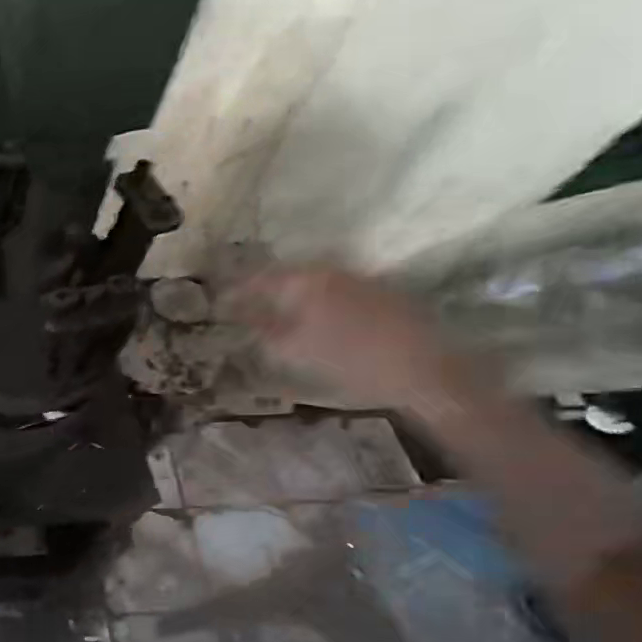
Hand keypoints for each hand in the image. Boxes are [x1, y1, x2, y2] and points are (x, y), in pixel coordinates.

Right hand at [230, 266, 459, 409]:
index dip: (236, 290)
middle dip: (262, 290)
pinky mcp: (379, 293)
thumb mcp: (297, 352)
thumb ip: (265, 331)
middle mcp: (331, 271)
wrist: (424, 369)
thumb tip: (243, 318)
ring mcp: (358, 279)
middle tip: (243, 306)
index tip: (218, 302)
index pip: (259, 278)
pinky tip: (311, 320)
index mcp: (306, 281)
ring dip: (288, 295)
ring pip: (311, 282)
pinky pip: (332, 290)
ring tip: (272, 314)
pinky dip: (313, 301)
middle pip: (286, 275)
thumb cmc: (352, 363)